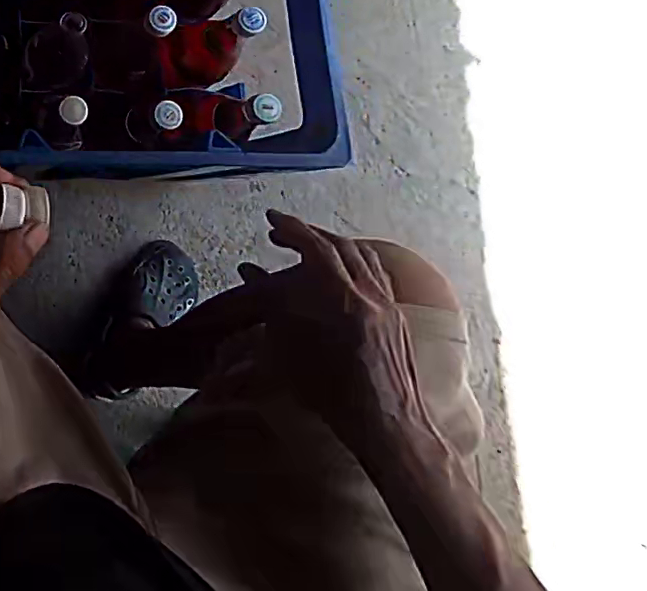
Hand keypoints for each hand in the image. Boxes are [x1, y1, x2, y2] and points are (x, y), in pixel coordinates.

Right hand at [234, 212, 444, 452]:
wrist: (390, 428)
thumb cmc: (336, 396)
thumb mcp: (289, 349)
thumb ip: (270, 304)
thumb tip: (250, 271)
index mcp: (345, 301)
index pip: (316, 249)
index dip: (291, 228)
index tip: (271, 218)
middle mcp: (371, 296)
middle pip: (340, 246)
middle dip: (307, 232)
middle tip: (281, 231)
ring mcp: (388, 305)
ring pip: (362, 256)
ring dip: (332, 243)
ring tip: (309, 244)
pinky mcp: (397, 317)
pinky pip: (376, 273)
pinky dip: (353, 260)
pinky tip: (341, 269)